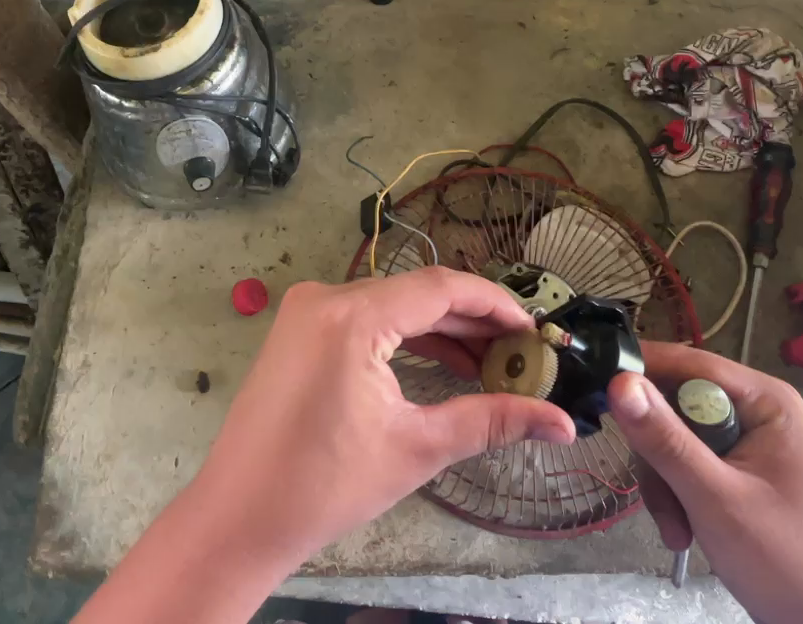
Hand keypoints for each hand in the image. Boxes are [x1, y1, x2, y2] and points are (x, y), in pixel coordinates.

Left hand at [195, 267, 577, 560]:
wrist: (239, 515)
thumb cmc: (325, 485)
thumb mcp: (416, 447)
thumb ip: (490, 421)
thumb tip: (563, 424)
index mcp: (352, 316)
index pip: (439, 287)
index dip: (493, 303)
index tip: (534, 328)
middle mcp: (326, 296)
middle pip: (415, 293)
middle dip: (471, 320)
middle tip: (520, 351)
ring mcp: (306, 309)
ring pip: (391, 304)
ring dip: (440, 329)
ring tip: (490, 362)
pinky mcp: (299, 328)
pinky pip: (364, 318)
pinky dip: (404, 336)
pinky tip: (443, 362)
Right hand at [607, 343, 802, 623]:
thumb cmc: (787, 563)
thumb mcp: (716, 499)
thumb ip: (665, 440)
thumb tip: (617, 381)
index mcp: (765, 400)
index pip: (685, 362)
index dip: (638, 374)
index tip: (594, 395)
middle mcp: (755, 409)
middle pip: (673, 404)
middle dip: (657, 454)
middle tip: (657, 499)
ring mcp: (747, 441)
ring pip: (673, 437)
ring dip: (663, 483)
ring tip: (677, 532)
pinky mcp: (738, 469)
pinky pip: (686, 462)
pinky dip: (676, 496)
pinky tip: (684, 533)